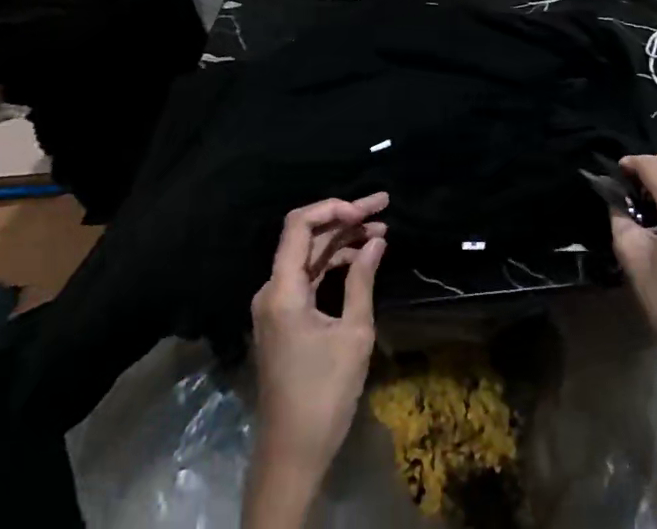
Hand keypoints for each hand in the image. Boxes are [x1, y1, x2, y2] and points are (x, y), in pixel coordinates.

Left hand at [250, 194, 388, 479]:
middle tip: (384, 207)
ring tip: (381, 231)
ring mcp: (276, 306)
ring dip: (342, 242)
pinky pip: (308, 278)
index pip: (299, 226)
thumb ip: (363, 279)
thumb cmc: (326, 391)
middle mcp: (272, 290)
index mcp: (282, 290)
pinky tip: (362, 258)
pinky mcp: (284, 319)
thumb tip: (376, 240)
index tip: (368, 210)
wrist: (294, 449)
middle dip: (345, 219)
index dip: (334, 208)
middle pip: (305, 238)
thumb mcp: (354, 331)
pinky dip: (334, 264)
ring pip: (308, 257)